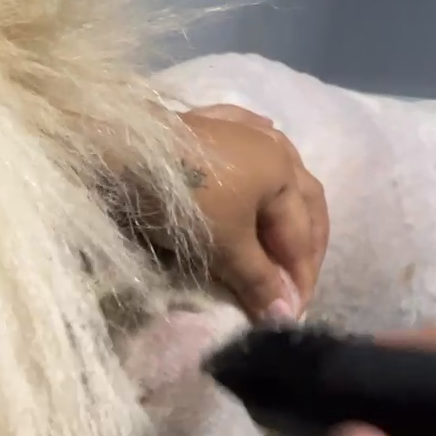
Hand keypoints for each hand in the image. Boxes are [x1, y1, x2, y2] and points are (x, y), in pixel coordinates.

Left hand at [178, 105, 328, 322]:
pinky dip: (262, 151)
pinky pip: (249, 131)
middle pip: (303, 199)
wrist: (130, 152)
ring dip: (290, 200)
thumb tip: (286, 315)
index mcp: (284, 174)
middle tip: (300, 279)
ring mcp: (242, 128)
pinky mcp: (208, 120)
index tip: (295, 313)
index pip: (302, 236)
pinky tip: (264, 150)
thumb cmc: (187, 200)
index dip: (301, 277)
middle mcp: (273, 146)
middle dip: (305, 242)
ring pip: (283, 163)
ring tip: (288, 228)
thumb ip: (257, 279)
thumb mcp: (224, 245)